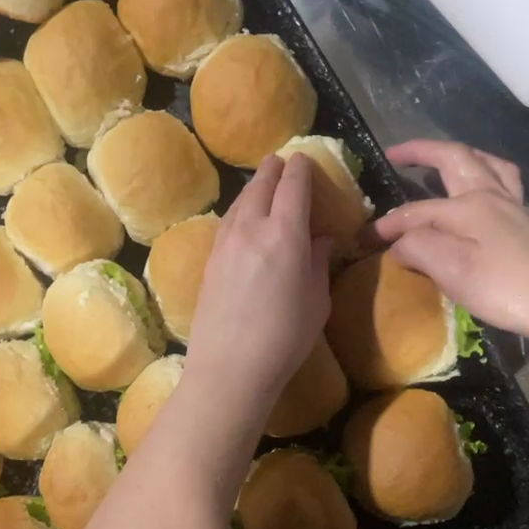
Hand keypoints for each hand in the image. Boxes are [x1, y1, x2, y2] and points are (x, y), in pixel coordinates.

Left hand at [185, 154, 330, 418]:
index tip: (304, 159)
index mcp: (285, 234)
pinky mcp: (208, 262)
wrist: (229, 369)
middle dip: (273, 170)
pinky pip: (226, 223)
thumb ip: (318, 264)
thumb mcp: (316, 302)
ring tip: (261, 184)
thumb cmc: (284, 339)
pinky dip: (238, 210)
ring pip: (239, 202)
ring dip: (253, 188)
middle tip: (280, 162)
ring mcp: (224, 244)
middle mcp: (251, 229)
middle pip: (260, 186)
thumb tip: (319, 240)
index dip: (300, 169)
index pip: (293, 186)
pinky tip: (242, 218)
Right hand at [377, 141, 528, 342]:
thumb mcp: (450, 269)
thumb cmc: (502, 287)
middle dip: (424, 152)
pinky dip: (486, 177)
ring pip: (487, 166)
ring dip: (462, 156)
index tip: (363, 240)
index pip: (417, 210)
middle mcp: (493, 196)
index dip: (388, 224)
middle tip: (398, 153)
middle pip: (456, 160)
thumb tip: (398, 242)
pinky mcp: (526, 227)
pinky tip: (482, 194)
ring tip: (444, 160)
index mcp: (470, 204)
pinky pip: (504, 186)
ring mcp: (514, 209)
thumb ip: (418, 247)